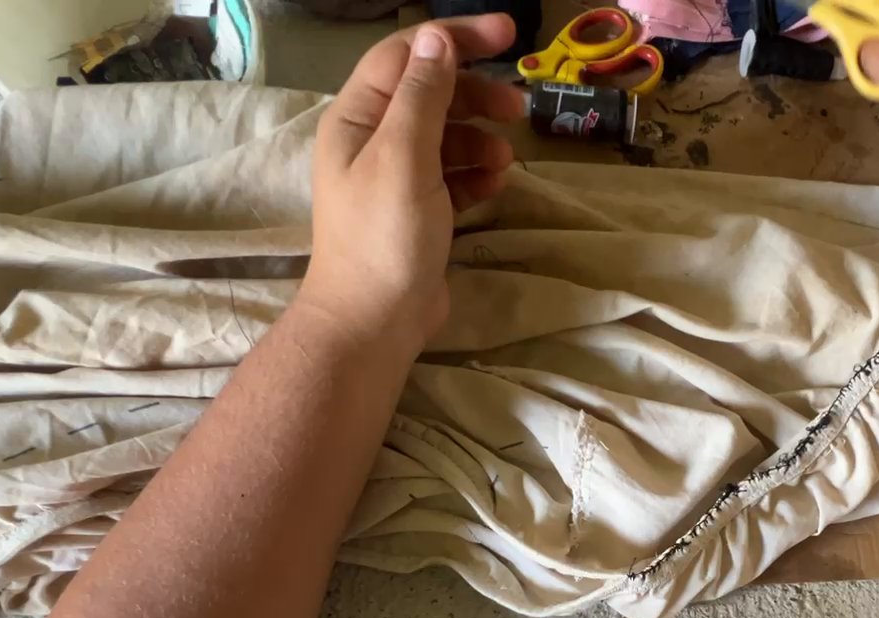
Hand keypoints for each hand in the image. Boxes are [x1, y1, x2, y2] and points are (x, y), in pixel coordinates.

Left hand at [299, 16, 527, 348]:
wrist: (375, 321)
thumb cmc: (385, 237)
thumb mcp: (404, 158)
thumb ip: (423, 96)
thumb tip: (438, 39)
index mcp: (359, 117)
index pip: (409, 55)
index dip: (457, 38)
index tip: (510, 35)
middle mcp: (374, 142)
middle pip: (431, 95)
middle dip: (475, 95)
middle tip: (519, 108)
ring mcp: (397, 181)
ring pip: (445, 139)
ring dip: (480, 139)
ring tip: (508, 158)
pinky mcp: (418, 215)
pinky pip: (451, 179)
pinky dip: (475, 175)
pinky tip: (495, 184)